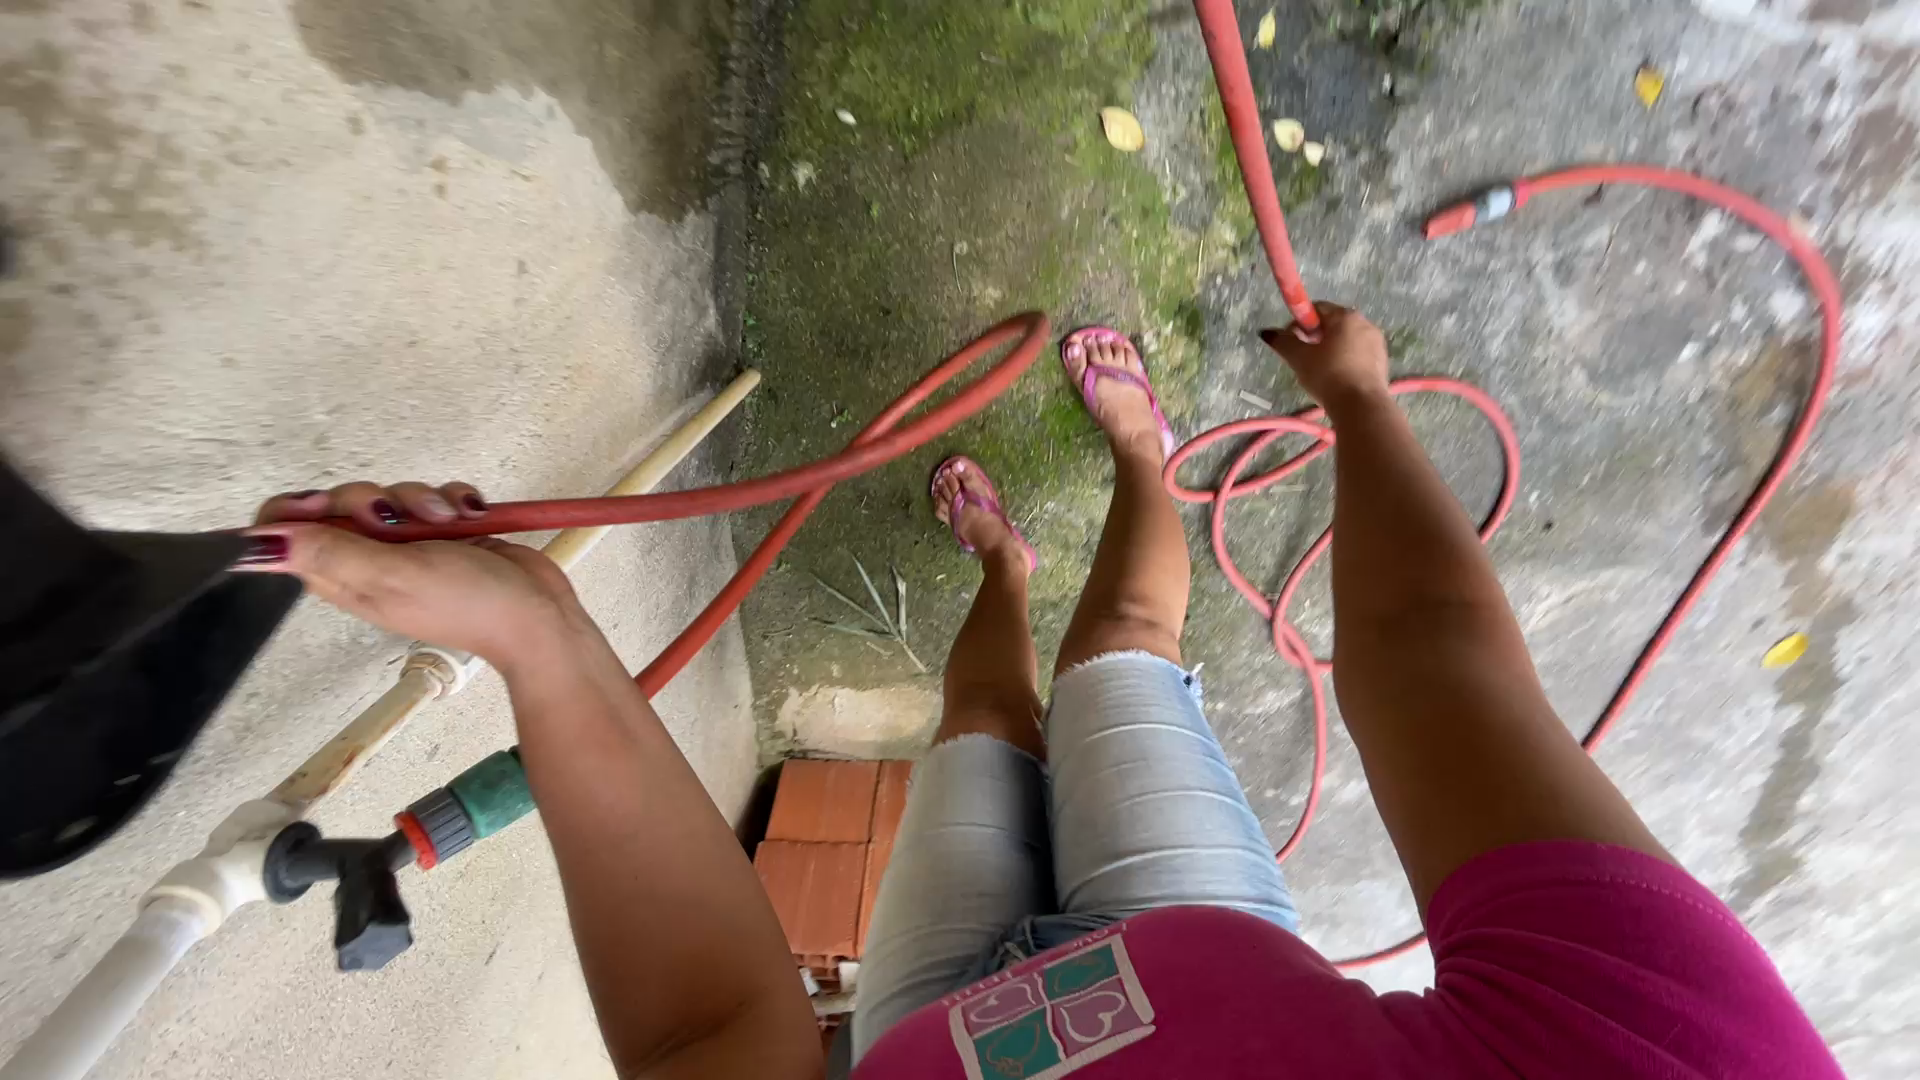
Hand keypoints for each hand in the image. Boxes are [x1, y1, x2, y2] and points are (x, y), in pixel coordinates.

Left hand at [235, 481, 588, 668]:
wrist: (537, 615)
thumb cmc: (469, 603)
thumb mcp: (395, 577)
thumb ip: (331, 553)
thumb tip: (254, 545)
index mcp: (343, 576)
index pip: (286, 534)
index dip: (296, 511)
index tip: (326, 505)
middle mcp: (371, 558)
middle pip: (340, 504)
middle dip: (372, 499)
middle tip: (399, 519)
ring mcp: (413, 546)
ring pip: (393, 497)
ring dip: (423, 498)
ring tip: (451, 520)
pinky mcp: (450, 534)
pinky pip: (437, 498)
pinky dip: (455, 498)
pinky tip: (473, 514)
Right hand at [1261, 302, 1390, 411]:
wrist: (1360, 404)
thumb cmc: (1327, 375)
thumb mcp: (1298, 358)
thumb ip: (1282, 342)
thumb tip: (1267, 332)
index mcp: (1344, 316)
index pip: (1316, 308)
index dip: (1299, 323)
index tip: (1291, 342)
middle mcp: (1364, 322)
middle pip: (1332, 323)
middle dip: (1314, 337)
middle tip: (1302, 358)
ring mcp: (1376, 341)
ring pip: (1345, 339)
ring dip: (1329, 349)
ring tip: (1319, 370)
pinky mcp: (1382, 359)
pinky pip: (1357, 353)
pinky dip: (1344, 360)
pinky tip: (1336, 378)